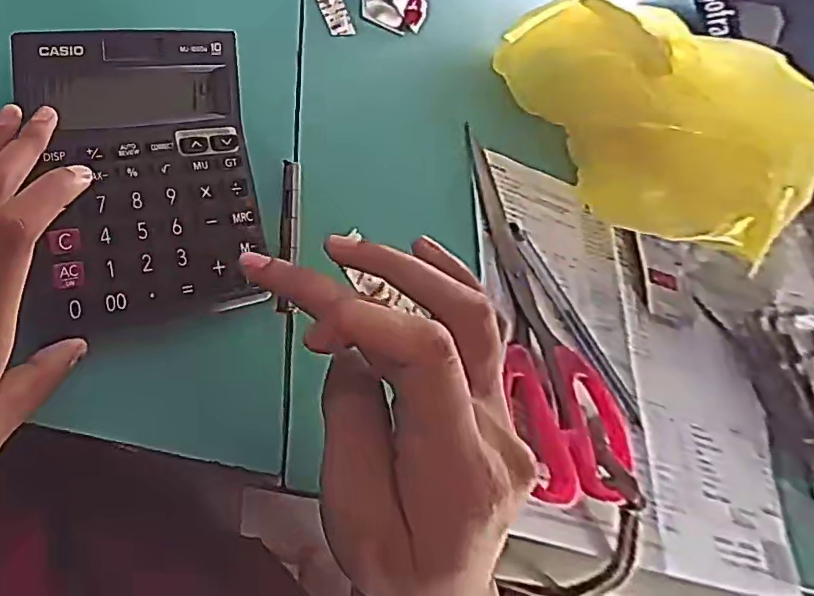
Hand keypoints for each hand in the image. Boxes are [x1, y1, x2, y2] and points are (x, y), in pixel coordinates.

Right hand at [240, 235, 535, 595]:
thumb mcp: (352, 502)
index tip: (314, 318)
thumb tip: (349, 348)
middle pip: (460, 316)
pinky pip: (477, 330)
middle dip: (390, 271)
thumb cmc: (390, 563)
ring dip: (411, 269)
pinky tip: (423, 253)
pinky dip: (445, 281)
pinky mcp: (488, 403)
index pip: (428, 352)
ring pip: (474, 313)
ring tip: (358, 249)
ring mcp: (500, 413)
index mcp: (462, 461)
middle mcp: (494, 428)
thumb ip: (350, 409)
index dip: (365, 316)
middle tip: (331, 254)